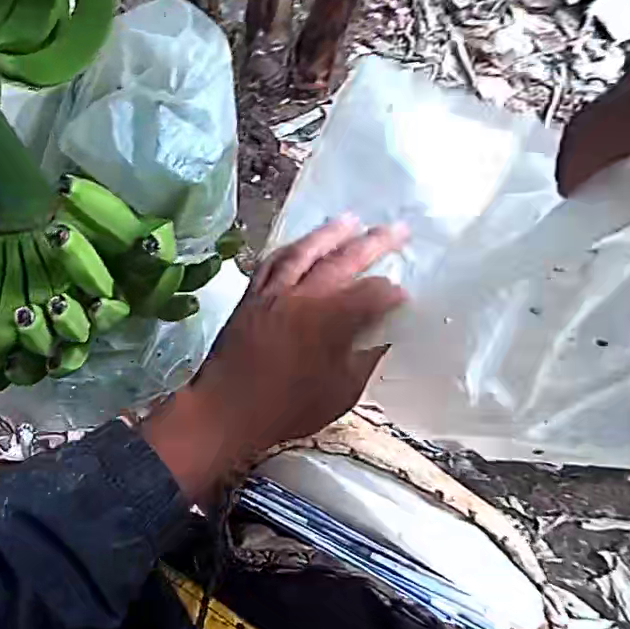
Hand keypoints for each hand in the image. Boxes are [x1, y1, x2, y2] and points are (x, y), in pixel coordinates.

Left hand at [141, 218, 407, 504]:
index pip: (371, 293)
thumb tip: (380, 334)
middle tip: (397, 229)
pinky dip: (288, 250)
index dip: (391, 294)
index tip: (404, 298)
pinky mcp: (249, 298)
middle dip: (372, 243)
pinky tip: (298, 246)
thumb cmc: (288, 408)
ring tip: (349, 220)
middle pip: (340, 260)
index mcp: (329, 319)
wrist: (226, 408)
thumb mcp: (342, 392)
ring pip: (301, 253)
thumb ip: (364, 357)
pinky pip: (270, 264)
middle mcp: (300, 296)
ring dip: (327, 235)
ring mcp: (270, 293)